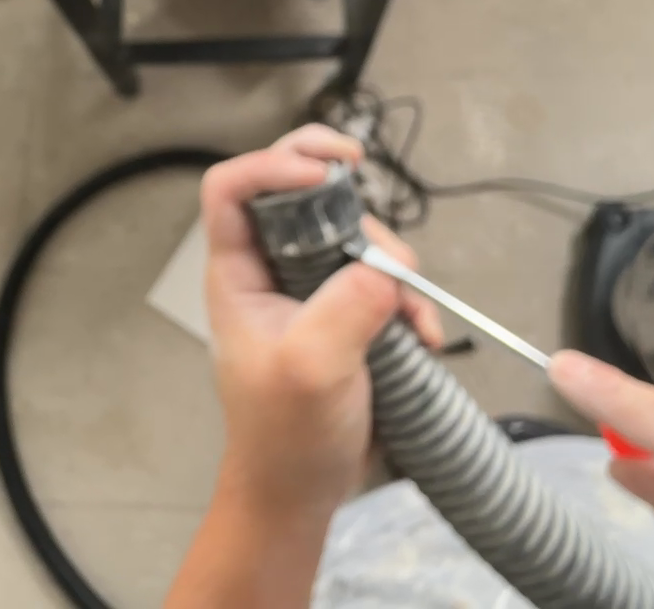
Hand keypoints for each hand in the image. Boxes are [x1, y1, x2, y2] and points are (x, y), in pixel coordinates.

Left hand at [198, 125, 443, 516]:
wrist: (305, 486)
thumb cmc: (285, 435)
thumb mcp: (309, 370)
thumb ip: (344, 310)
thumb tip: (384, 268)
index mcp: (237, 270)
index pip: (231, 188)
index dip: (269, 166)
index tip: (323, 177)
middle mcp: (272, 265)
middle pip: (295, 188)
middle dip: (335, 184)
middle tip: (361, 174)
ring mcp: (312, 284)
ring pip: (349, 229)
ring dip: (386, 254)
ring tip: (408, 311)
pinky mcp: (348, 305)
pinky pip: (381, 273)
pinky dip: (408, 294)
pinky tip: (423, 335)